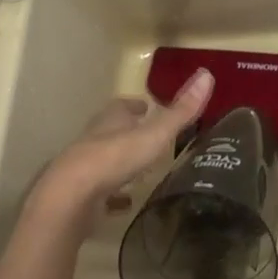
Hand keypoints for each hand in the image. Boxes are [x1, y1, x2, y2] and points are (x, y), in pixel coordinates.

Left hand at [30, 68, 213, 223]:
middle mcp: (94, 141)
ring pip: (103, 161)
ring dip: (119, 163)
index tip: (146, 106)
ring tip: (140, 170)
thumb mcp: (155, 133)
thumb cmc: (114, 158)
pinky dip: (112, 196)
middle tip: (146, 136)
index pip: (122, 107)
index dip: (134, 106)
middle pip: (110, 132)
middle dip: (126, 132)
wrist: (70, 200)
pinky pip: (100, 194)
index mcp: (110, 121)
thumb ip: (181, 111)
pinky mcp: (80, 198)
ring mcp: (83, 170)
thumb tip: (207, 74)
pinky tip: (124, 204)